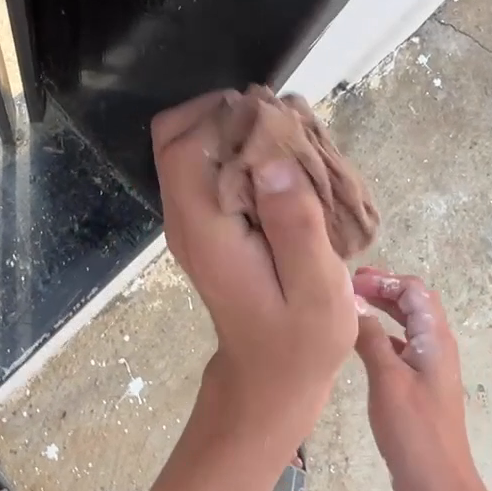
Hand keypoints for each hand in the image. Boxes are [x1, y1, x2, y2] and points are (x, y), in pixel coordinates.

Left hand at [151, 91, 359, 442]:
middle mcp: (184, 217)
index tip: (277, 126)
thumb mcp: (317, 291)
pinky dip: (236, 148)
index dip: (225, 120)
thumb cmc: (299, 341)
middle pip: (174, 135)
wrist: (271, 376)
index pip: (183, 148)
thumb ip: (297, 227)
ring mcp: (190, 218)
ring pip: (187, 143)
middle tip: (282, 128)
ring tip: (285, 142)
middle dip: (226, 114)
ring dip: (232, 128)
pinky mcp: (204, 219)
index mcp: (204, 231)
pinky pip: (206, 163)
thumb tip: (274, 161)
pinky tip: (280, 165)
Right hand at [353, 269, 482, 490]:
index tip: (351, 280)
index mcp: (435, 339)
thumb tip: (351, 302)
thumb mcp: (387, 379)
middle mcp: (436, 347)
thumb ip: (370, 337)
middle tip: (346, 287)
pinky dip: (381, 335)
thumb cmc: (415, 430)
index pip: (414, 290)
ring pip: (406, 324)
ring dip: (381, 310)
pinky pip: (401, 347)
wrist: (439, 485)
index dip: (385, 279)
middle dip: (382, 289)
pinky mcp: (419, 386)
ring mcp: (429, 368)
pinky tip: (358, 343)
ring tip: (348, 307)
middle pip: (413, 303)